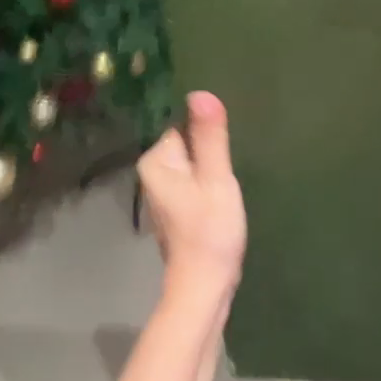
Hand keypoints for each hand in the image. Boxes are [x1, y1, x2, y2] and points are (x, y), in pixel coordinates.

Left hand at [139, 91, 245, 296]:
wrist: (204, 287)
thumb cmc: (211, 231)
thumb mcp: (216, 178)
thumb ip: (209, 136)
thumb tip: (200, 93)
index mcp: (156, 161)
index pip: (184, 125)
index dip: (208, 134)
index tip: (224, 148)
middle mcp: (152, 172)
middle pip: (189, 142)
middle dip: (210, 150)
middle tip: (228, 169)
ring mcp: (164, 191)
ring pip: (194, 161)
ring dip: (212, 167)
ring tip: (227, 182)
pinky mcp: (177, 206)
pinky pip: (195, 179)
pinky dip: (209, 183)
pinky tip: (222, 197)